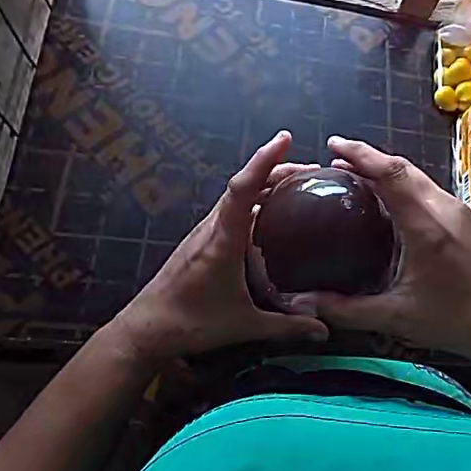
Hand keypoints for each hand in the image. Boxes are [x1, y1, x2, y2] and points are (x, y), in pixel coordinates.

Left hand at [102, 130, 329, 363]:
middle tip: (310, 170)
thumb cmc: (191, 323)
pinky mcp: (200, 240)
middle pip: (244, 184)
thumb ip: (286, 327)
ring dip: (263, 183)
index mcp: (223, 239)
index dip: (264, 159)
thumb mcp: (245, 325)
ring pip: (236, 196)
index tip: (285, 139)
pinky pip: (230, 210)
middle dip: (276, 168)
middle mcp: (212, 228)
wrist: (146, 328)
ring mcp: (204, 232)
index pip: (243, 188)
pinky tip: (268, 213)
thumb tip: (323, 331)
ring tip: (295, 185)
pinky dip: (252, 201)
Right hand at [291, 135, 470, 364]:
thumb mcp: (393, 317)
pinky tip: (400, 208)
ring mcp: (467, 211)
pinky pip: (439, 195)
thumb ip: (344, 309)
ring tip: (364, 181)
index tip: (335, 144)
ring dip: (392, 176)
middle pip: (405, 169)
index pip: (391, 174)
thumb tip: (301, 303)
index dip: (361, 154)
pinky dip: (413, 192)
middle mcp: (449, 209)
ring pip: (423, 181)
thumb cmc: (452, 323)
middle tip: (339, 161)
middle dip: (370, 160)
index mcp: (427, 226)